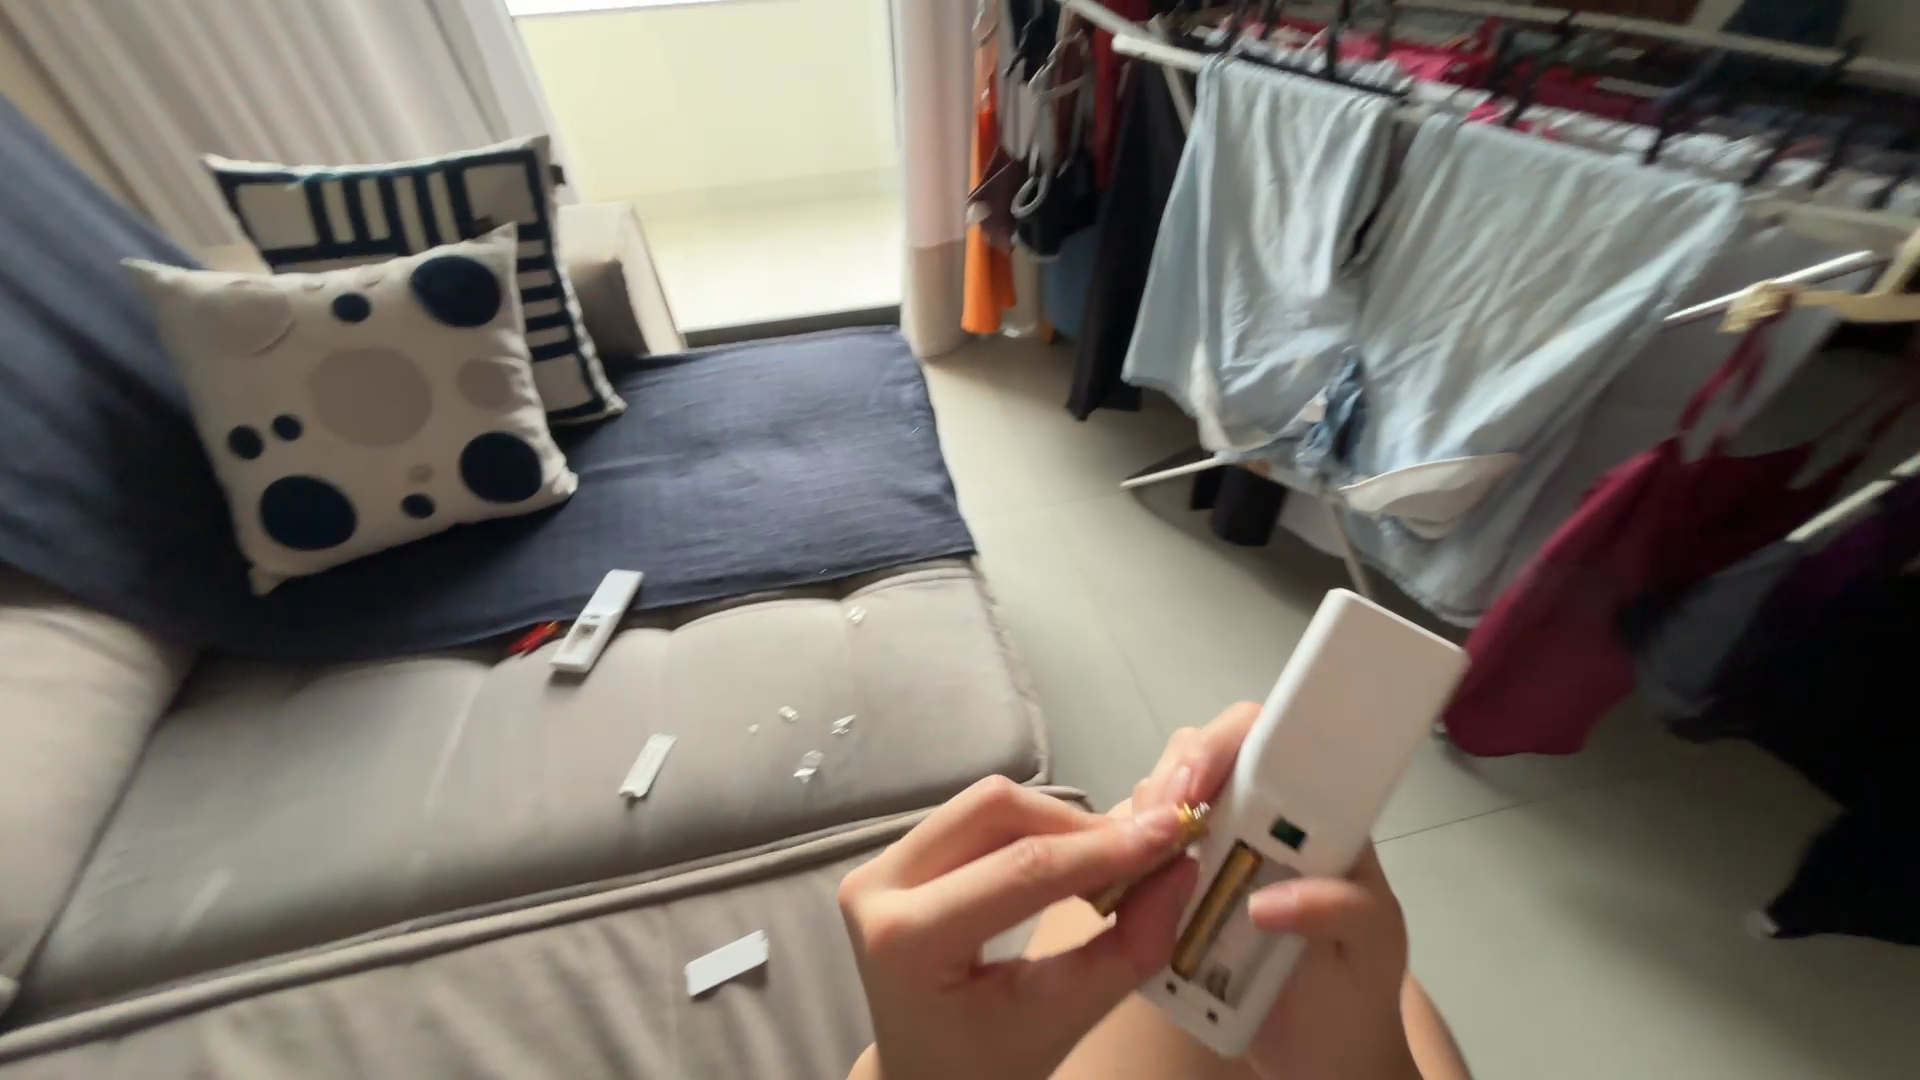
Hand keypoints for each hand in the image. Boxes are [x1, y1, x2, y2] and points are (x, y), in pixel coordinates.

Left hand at [840, 776, 1199, 1079]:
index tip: (1170, 830)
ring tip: (1107, 859)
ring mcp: (879, 859)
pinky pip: (976, 815)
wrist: (920, 1076)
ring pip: (987, 802)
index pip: (1020, 870)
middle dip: (1076, 825)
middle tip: (1139, 850)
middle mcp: (878, 881)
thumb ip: (1126, 952)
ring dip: (1057, 821)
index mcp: (905, 940)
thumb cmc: (983, 1067)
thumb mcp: (1057, 1023)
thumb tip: (1180, 872)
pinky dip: (1034, 826)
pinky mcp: (896, 850)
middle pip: (995, 809)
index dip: (1101, 848)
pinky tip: (1068, 856)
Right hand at [1134, 705, 1420, 1079]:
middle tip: (1162, 824)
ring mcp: (1208, 844)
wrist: (1319, 1056)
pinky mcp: (1174, 879)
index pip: (1258, 739)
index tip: (1197, 788)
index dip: (1221, 746)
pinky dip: (1123, 848)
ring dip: (1144, 815)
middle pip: (1196, 753)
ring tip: (1145, 862)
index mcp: (1301, 812)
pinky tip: (1125, 879)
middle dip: (1172, 777)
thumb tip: (1264, 902)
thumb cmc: (1353, 991)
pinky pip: (1135, 841)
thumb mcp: (1371, 946)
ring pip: (1159, 792)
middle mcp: (1248, 814)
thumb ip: (1341, 910)